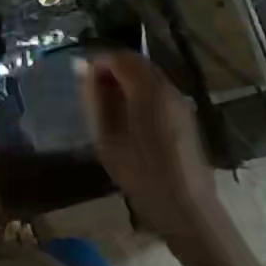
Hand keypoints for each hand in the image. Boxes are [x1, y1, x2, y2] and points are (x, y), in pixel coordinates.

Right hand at [78, 49, 220, 237]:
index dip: (97, 62)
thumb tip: (83, 68)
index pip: (119, 57)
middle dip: (111, 68)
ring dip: (126, 80)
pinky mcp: (185, 115)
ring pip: (148, 75)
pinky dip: (139, 91)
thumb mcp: (105, 136)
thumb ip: (93, 98)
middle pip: (136, 62)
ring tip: (106, 104)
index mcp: (147, 90)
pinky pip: (158, 90)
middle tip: (91, 90)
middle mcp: (167, 88)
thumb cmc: (140, 173)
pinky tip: (128, 116)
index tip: (80, 78)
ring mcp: (180, 101)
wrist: (185, 207)